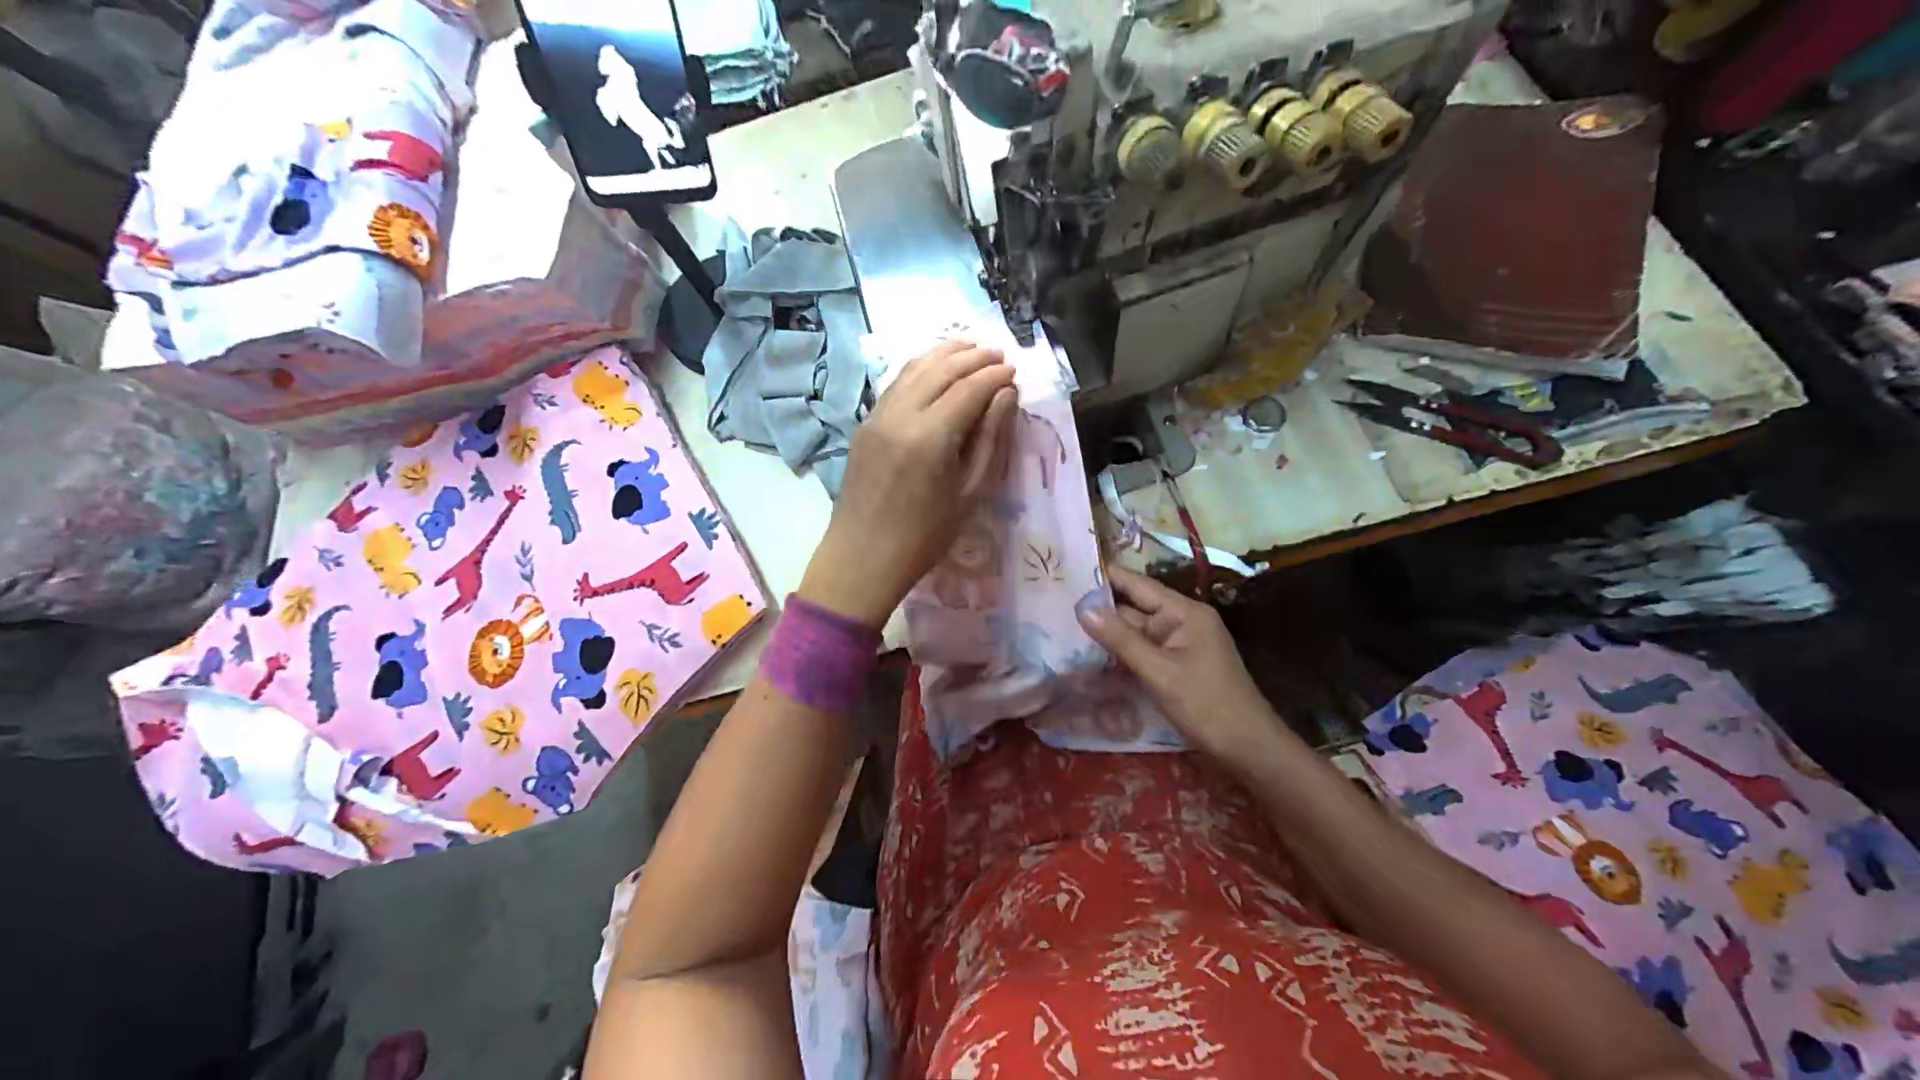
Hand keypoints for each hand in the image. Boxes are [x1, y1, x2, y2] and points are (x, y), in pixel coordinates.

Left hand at [798, 343, 1016, 626]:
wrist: (863, 557)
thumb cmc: (925, 536)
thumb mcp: (969, 492)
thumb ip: (989, 438)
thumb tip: (1005, 395)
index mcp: (931, 437)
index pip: (969, 388)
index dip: (994, 376)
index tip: (1015, 371)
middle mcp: (901, 416)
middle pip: (941, 369)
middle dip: (973, 357)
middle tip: (999, 355)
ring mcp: (877, 416)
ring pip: (914, 369)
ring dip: (945, 355)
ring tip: (971, 349)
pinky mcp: (865, 424)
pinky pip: (896, 384)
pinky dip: (920, 369)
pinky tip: (936, 370)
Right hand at [1077, 566, 1292, 760]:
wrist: (1247, 749)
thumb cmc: (1207, 705)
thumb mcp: (1160, 672)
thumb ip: (1120, 639)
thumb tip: (1083, 608)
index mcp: (1185, 613)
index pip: (1138, 585)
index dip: (1105, 577)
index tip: (1067, 571)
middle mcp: (1181, 622)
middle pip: (1134, 609)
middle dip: (1099, 609)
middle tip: (1055, 603)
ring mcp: (1178, 645)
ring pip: (1135, 632)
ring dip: (1106, 633)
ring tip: (1062, 625)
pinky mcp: (1174, 666)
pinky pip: (1141, 652)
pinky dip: (1119, 653)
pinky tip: (1089, 654)